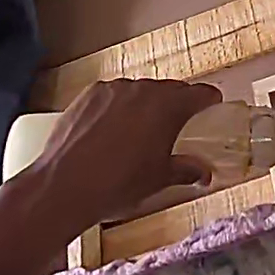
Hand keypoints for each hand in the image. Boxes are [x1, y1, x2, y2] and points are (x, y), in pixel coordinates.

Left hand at [0, 79, 219, 274]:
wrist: (63, 186)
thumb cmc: (118, 183)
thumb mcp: (159, 179)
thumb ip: (187, 170)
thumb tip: (204, 174)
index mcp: (170, 106)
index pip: (200, 93)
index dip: (208, 100)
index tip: (211, 106)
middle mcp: (145, 89)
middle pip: (170, 90)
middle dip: (175, 105)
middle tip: (173, 127)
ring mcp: (116, 88)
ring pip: (140, 90)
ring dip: (144, 104)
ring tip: (136, 131)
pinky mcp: (90, 93)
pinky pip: (113, 93)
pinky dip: (117, 105)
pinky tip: (109, 129)